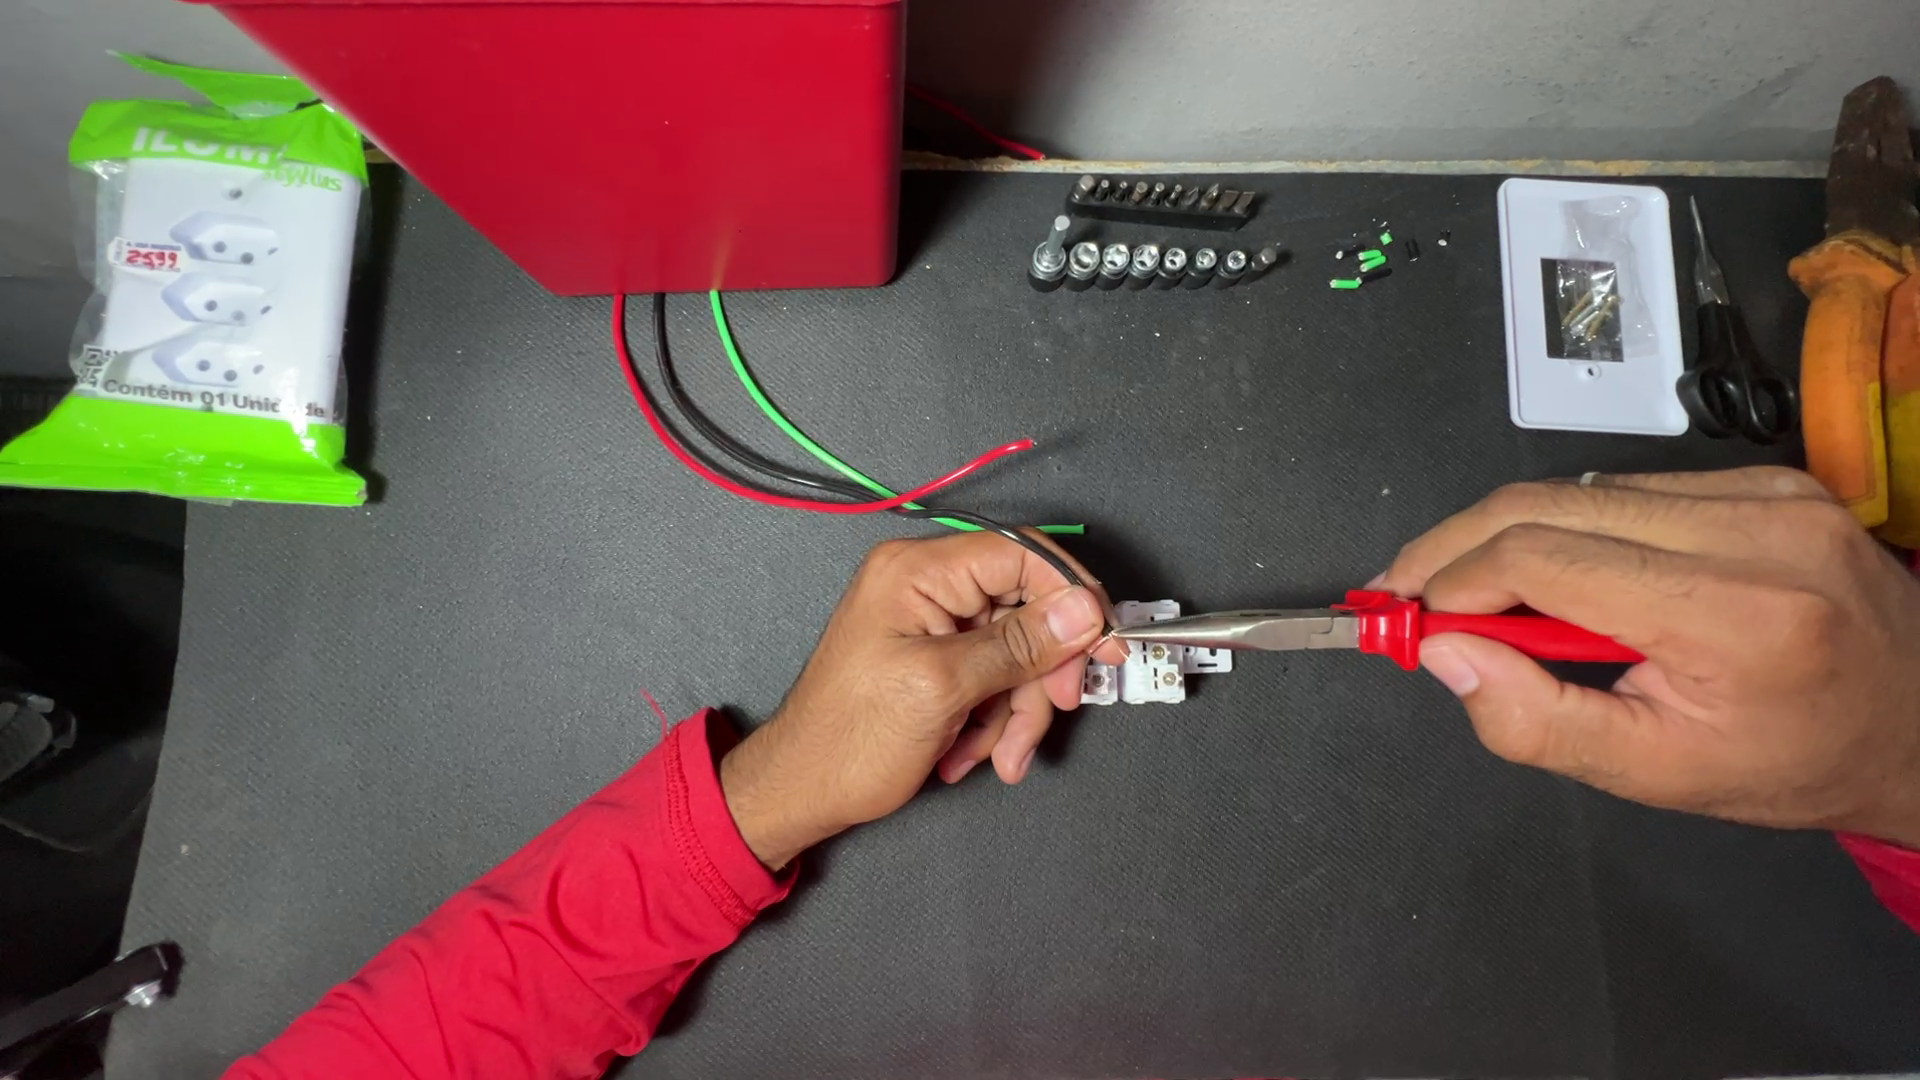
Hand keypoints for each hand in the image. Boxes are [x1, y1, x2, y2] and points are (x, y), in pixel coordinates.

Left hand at [719, 531, 1126, 867]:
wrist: (800, 791)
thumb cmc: (853, 738)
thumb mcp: (943, 687)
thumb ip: (1018, 645)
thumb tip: (1084, 610)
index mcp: (919, 571)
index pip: (1020, 554)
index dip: (1070, 594)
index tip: (1102, 645)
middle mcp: (928, 584)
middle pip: (1024, 607)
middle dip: (1040, 672)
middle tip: (1054, 713)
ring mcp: (933, 621)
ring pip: (1015, 650)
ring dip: (1016, 708)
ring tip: (994, 757)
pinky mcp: (937, 656)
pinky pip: (992, 675)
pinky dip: (992, 716)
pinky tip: (967, 753)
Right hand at [1381, 466, 1919, 847]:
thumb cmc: (1789, 760)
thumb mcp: (1649, 771)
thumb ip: (1529, 719)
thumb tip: (1441, 651)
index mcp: (1735, 613)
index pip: (1537, 557)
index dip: (1451, 582)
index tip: (1409, 616)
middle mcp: (1753, 530)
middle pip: (1534, 505)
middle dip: (1446, 548)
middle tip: (1404, 589)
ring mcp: (1759, 495)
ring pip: (1561, 491)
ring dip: (1490, 536)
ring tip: (1466, 588)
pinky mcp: (1756, 481)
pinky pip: (1607, 490)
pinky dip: (1548, 527)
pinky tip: (1542, 570)